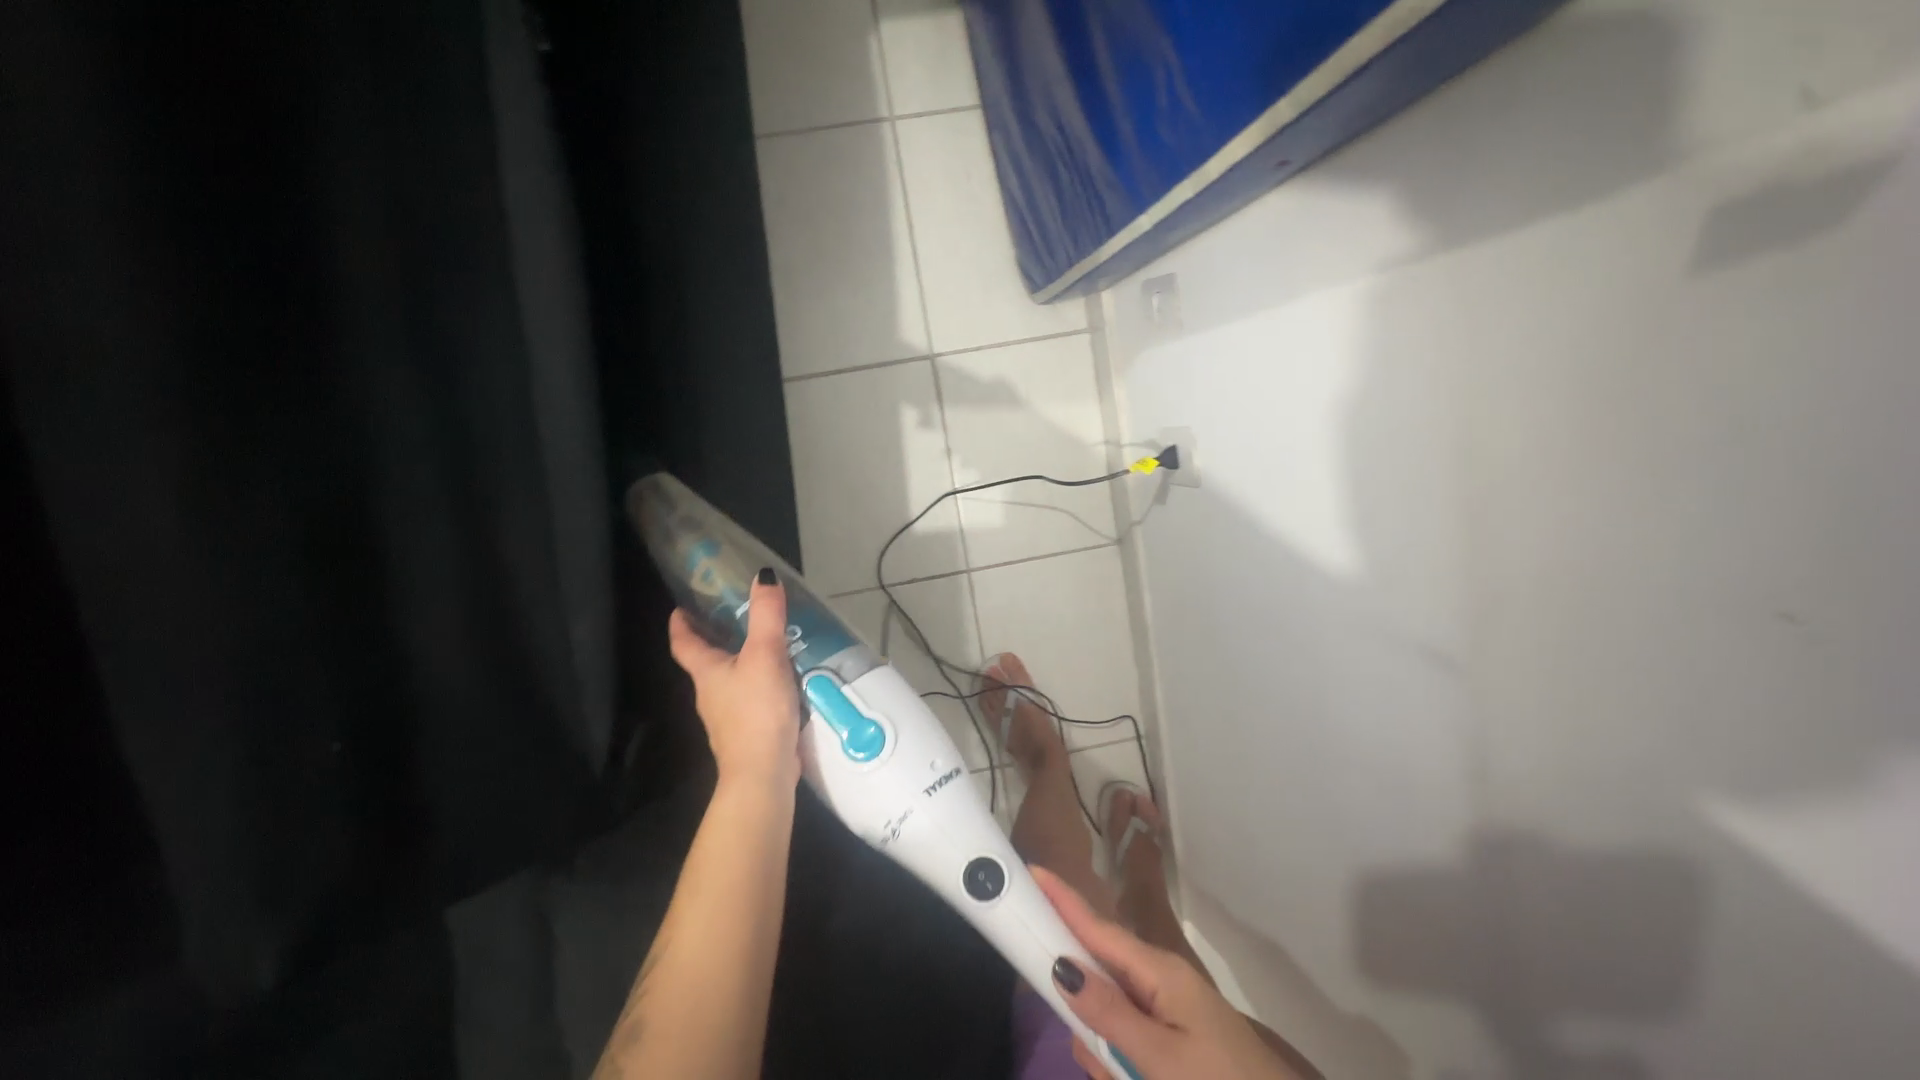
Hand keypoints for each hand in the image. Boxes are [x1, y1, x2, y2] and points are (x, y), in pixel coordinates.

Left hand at [668, 568, 802, 790]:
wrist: (764, 772)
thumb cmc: (756, 710)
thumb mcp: (764, 655)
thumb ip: (766, 616)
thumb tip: (763, 576)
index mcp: (706, 672)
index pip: (683, 643)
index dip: (680, 623)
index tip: (681, 607)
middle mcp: (710, 694)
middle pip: (707, 661)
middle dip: (717, 639)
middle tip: (736, 617)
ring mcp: (728, 717)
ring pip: (730, 681)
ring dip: (742, 662)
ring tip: (768, 644)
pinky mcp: (748, 732)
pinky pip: (751, 700)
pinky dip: (761, 685)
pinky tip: (784, 681)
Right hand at [1035, 867, 1304, 1079]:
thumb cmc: (1220, 1078)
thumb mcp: (1161, 1056)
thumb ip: (1109, 1014)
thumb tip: (1062, 968)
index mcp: (1157, 971)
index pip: (1097, 927)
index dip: (1062, 899)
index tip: (1031, 869)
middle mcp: (1155, 978)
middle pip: (1092, 979)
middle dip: (1085, 1022)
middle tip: (1109, 1064)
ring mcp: (1161, 1004)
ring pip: (1104, 1016)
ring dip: (1107, 1055)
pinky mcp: (1166, 1028)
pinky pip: (1123, 1035)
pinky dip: (1121, 1063)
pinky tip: (1135, 1079)